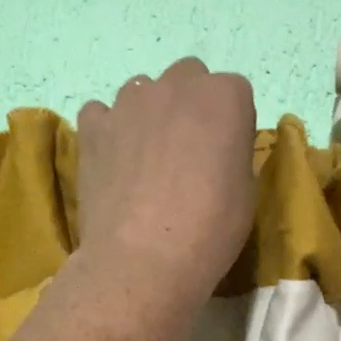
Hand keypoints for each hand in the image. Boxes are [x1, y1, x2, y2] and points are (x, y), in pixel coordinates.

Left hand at [76, 57, 256, 301]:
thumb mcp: (246, 195)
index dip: (229, 126)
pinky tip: (112, 163)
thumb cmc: (209, 233)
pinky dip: (108, 131)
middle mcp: (177, 84)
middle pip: (187, 79)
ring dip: (148, 116)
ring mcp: (130, 103)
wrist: (143, 260)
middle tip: (185, 155)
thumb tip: (219, 153)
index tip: (223, 158)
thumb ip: (234, 156)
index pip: (234, 93)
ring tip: (145, 162)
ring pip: (142, 92)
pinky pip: (101, 114)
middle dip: (189, 108)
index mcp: (225, 97)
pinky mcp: (94, 127)